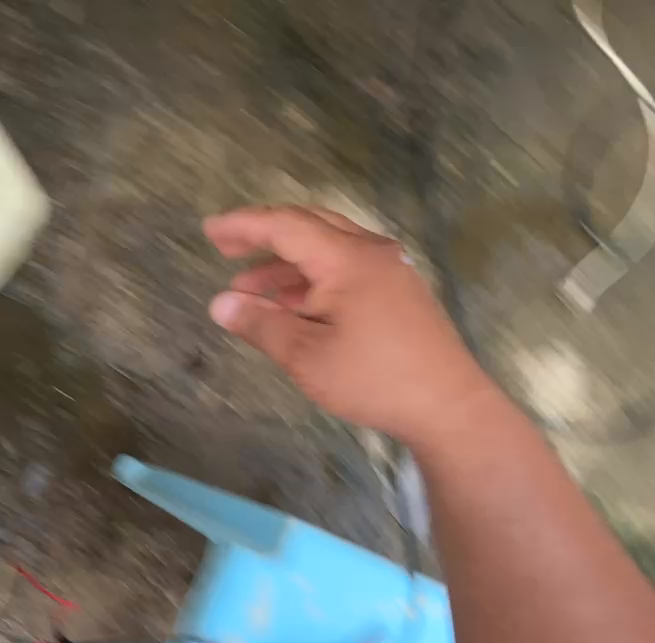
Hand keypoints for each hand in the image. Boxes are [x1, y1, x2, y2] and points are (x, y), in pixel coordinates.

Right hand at [203, 205, 504, 446]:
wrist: (445, 403)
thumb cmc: (372, 378)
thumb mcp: (305, 355)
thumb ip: (260, 324)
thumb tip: (219, 304)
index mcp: (346, 259)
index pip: (285, 227)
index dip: (243, 226)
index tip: (209, 229)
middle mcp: (370, 253)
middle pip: (309, 227)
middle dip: (263, 236)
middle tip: (226, 249)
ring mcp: (387, 271)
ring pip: (326, 251)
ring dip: (284, 265)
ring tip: (248, 291)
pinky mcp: (394, 293)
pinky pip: (342, 271)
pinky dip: (308, 281)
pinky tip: (290, 307)